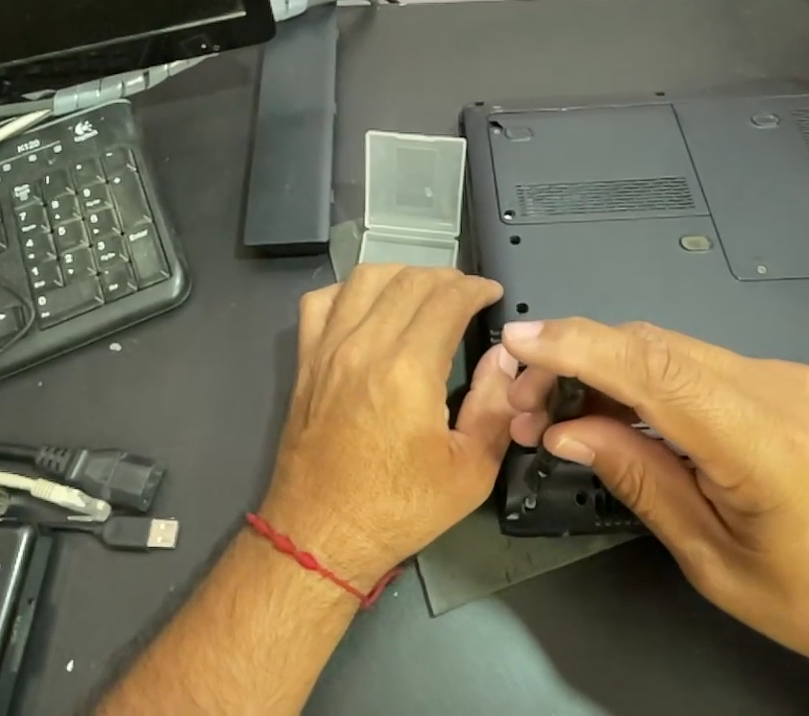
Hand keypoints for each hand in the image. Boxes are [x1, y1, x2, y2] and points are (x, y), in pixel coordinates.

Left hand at [261, 265, 516, 585]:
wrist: (323, 534)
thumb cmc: (399, 507)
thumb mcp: (471, 471)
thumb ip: (495, 406)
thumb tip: (503, 358)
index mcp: (408, 370)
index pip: (447, 299)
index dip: (475, 288)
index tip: (491, 293)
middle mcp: (364, 347)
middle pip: (408, 280)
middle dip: (446, 277)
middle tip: (465, 294)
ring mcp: (328, 349)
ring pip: (364, 279)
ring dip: (400, 275)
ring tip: (422, 293)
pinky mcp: (306, 360)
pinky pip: (320, 301)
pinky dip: (348, 291)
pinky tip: (367, 307)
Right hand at [501, 318, 808, 694]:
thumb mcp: (716, 561)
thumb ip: (638, 481)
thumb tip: (571, 434)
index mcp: (766, 441)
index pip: (650, 365)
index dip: (574, 345)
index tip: (519, 341)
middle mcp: (779, 391)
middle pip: (650, 344)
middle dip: (574, 359)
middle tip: (524, 400)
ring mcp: (786, 380)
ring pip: (669, 348)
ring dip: (606, 368)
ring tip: (559, 411)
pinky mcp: (785, 385)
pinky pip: (697, 364)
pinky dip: (644, 378)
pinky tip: (617, 410)